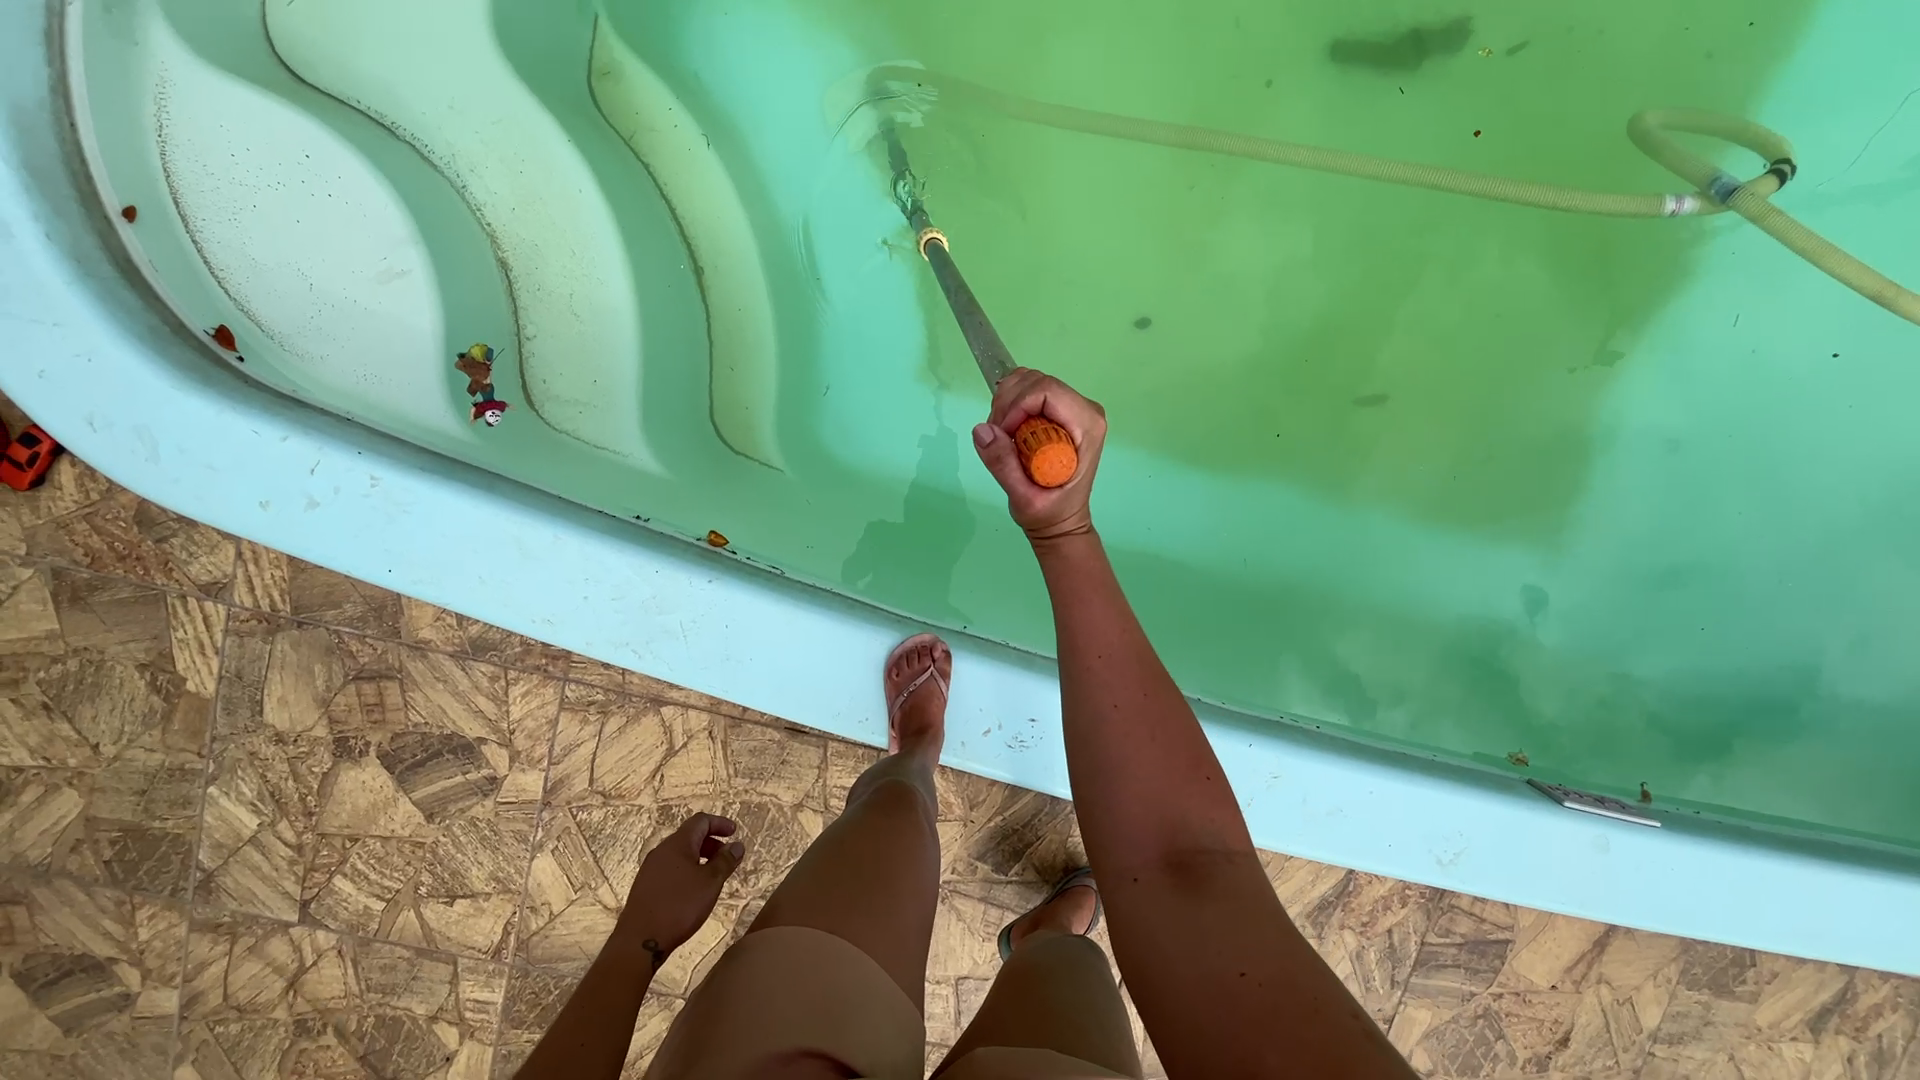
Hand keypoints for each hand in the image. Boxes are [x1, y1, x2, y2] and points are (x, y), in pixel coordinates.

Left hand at [614, 813, 744, 961]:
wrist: (639, 940)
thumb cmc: (679, 906)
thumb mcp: (710, 883)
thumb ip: (725, 861)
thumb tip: (737, 845)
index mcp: (678, 844)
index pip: (701, 821)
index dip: (720, 823)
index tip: (734, 832)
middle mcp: (662, 851)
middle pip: (690, 835)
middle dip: (711, 842)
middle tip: (726, 857)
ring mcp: (651, 868)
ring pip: (680, 853)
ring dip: (700, 857)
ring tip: (713, 876)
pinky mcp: (645, 886)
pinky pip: (671, 867)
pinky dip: (687, 869)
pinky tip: (693, 890)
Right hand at [973, 368, 1106, 541]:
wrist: (1061, 522)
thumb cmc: (1048, 514)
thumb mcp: (1023, 498)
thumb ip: (1004, 465)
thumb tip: (982, 430)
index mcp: (1087, 426)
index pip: (1047, 390)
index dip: (1016, 406)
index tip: (1003, 435)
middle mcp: (1085, 409)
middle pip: (1036, 381)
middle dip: (1007, 405)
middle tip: (998, 439)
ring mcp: (1073, 407)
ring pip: (1029, 380)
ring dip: (1005, 405)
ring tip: (1003, 437)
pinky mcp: (1060, 409)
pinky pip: (1028, 389)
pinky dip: (1009, 405)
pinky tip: (1008, 430)